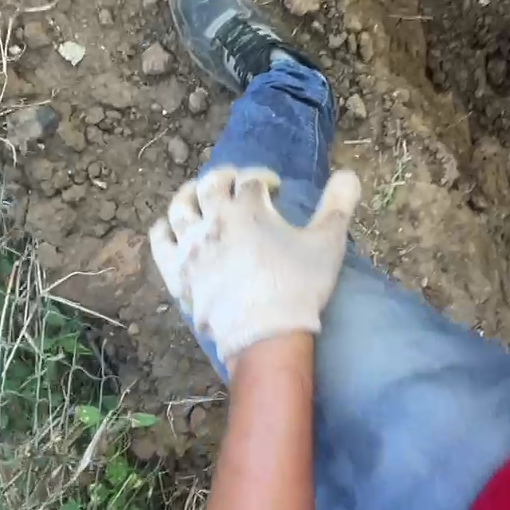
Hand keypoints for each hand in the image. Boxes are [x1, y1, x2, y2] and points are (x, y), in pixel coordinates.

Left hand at [150, 167, 362, 367]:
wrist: (265, 336)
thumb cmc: (299, 286)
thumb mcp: (328, 243)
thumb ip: (338, 204)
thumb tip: (350, 173)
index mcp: (248, 208)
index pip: (252, 179)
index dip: (264, 177)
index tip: (274, 187)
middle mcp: (213, 220)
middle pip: (211, 183)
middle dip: (226, 176)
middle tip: (237, 181)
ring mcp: (191, 247)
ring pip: (180, 207)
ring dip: (190, 194)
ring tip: (200, 196)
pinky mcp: (177, 274)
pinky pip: (160, 243)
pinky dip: (165, 229)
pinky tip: (172, 227)